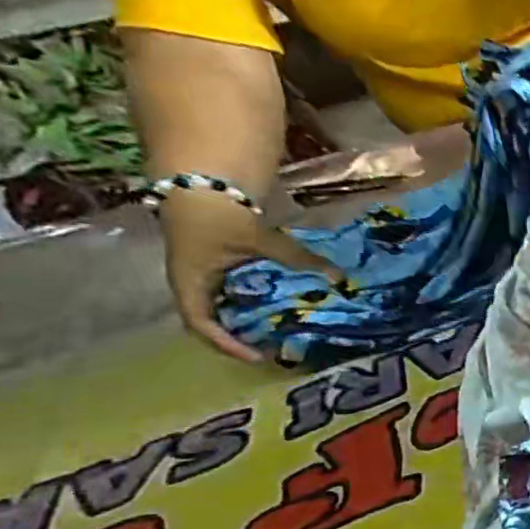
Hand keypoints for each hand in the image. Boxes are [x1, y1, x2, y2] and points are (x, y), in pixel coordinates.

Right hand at [161, 190, 341, 361]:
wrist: (198, 172)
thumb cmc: (218, 210)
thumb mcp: (260, 239)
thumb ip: (299, 259)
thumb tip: (339, 278)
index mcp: (190, 279)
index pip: (200, 323)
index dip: (225, 343)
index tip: (256, 355)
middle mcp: (193, 277)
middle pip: (213, 317)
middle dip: (241, 334)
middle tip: (275, 345)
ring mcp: (203, 266)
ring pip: (225, 302)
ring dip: (250, 315)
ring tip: (282, 328)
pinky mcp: (216, 255)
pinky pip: (234, 285)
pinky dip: (256, 295)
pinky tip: (282, 299)